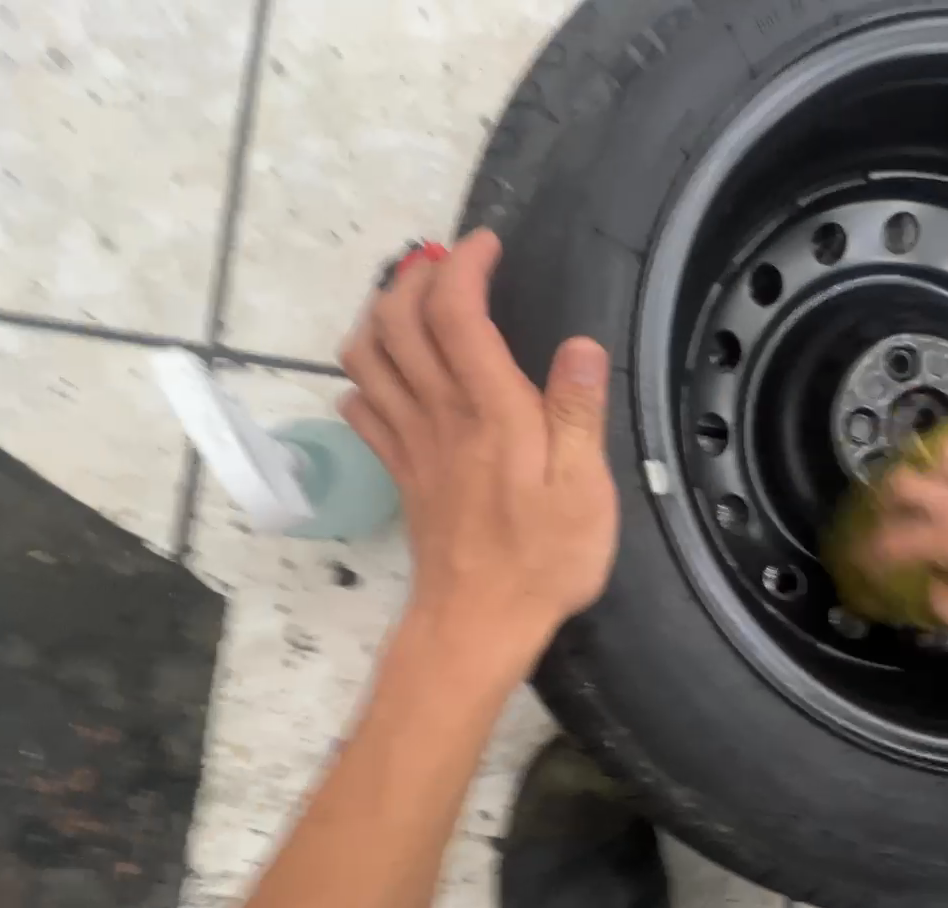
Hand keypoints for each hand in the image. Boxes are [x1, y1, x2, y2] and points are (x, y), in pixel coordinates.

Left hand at [337, 230, 616, 639]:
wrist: (480, 621)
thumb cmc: (544, 558)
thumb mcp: (585, 490)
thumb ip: (579, 414)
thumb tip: (580, 345)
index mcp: (492, 411)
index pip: (457, 314)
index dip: (463, 267)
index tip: (485, 245)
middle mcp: (440, 415)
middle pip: (398, 322)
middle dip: (416, 277)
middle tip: (448, 264)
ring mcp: (410, 444)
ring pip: (366, 356)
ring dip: (380, 315)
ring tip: (413, 303)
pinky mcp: (400, 473)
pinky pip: (361, 407)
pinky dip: (366, 376)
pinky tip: (390, 377)